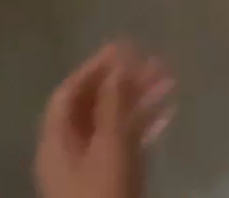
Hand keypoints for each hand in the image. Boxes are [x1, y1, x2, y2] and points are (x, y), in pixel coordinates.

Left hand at [36, 43, 175, 197]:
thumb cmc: (102, 188)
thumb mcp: (110, 141)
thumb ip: (114, 100)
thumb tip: (121, 58)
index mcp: (57, 139)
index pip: (69, 93)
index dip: (95, 66)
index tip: (126, 46)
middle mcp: (68, 147)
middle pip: (93, 104)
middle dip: (124, 79)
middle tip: (156, 59)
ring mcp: (87, 163)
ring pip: (112, 119)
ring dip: (139, 96)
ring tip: (170, 78)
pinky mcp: (107, 174)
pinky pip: (124, 138)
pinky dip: (144, 120)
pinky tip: (168, 110)